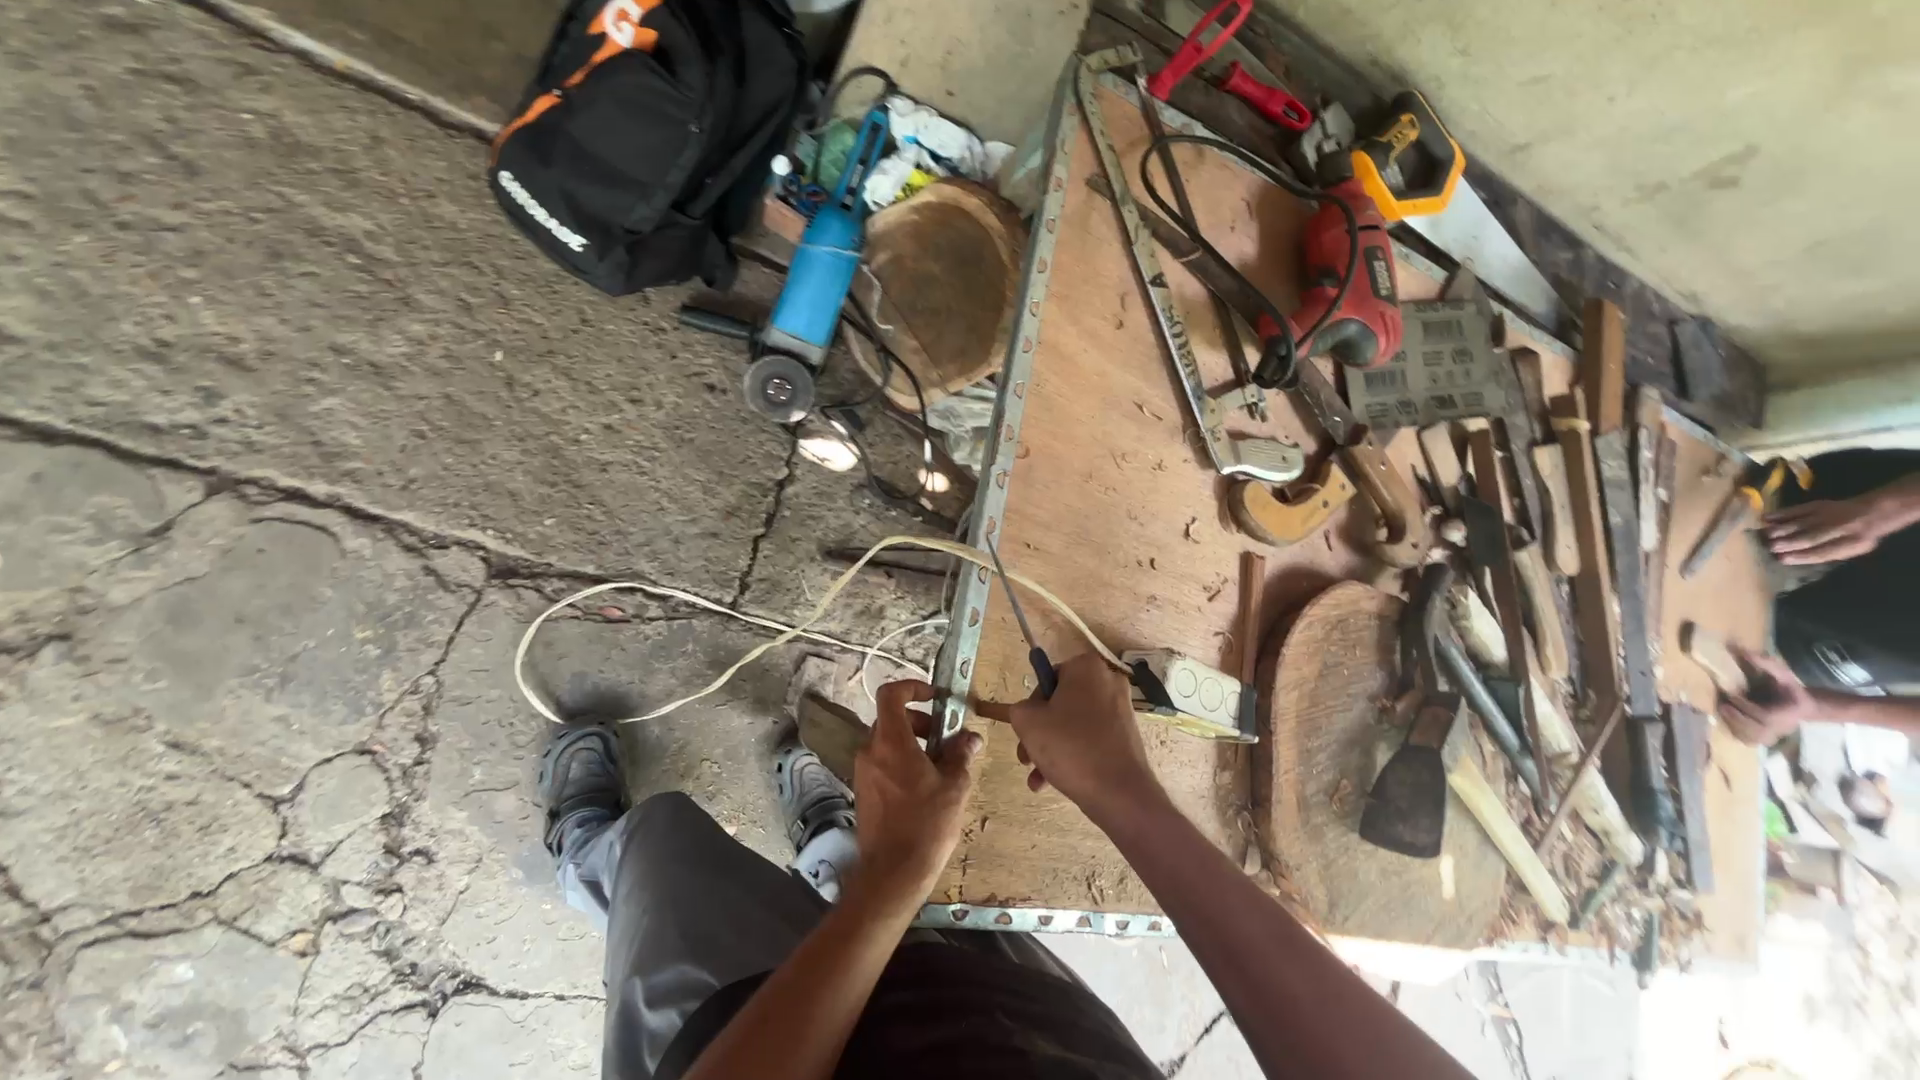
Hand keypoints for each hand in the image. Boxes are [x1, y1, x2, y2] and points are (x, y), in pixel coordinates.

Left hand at [850, 680, 981, 908]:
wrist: (893, 872)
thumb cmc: (926, 825)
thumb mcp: (954, 786)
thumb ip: (960, 755)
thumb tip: (970, 738)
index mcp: (891, 742)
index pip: (890, 694)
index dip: (912, 687)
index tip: (935, 697)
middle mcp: (870, 751)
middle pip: (891, 718)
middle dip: (920, 720)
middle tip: (944, 739)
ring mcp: (863, 772)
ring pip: (887, 742)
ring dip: (912, 742)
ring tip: (939, 765)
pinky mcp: (863, 791)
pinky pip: (882, 763)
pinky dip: (902, 761)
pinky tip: (924, 786)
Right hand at [974, 653, 1164, 828]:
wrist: (1119, 792)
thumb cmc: (1069, 747)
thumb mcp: (1028, 723)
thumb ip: (1019, 709)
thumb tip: (1028, 713)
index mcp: (1086, 667)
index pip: (1048, 677)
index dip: (1032, 705)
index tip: (1027, 728)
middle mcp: (1108, 682)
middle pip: (1061, 704)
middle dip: (1040, 732)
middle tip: (1027, 756)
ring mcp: (1121, 710)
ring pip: (1074, 725)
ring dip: (1051, 749)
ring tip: (1037, 778)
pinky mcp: (1127, 736)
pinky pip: (1091, 739)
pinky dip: (1072, 755)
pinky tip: (1052, 783)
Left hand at [1719, 645, 1818, 745]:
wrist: (1803, 705)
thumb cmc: (1789, 689)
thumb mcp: (1782, 674)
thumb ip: (1766, 663)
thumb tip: (1741, 650)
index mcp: (1791, 712)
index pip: (1766, 716)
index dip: (1747, 708)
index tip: (1732, 696)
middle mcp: (1784, 727)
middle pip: (1759, 730)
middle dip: (1738, 718)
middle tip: (1723, 706)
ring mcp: (1775, 734)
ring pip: (1753, 738)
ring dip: (1735, 725)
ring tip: (1724, 711)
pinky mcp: (1766, 738)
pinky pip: (1750, 741)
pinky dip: (1737, 733)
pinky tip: (1730, 721)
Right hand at [1764, 496, 1903, 564]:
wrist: (1874, 512)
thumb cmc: (1858, 536)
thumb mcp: (1852, 548)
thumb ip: (1826, 553)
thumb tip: (1789, 557)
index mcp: (1853, 543)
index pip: (1824, 552)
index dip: (1803, 556)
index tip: (1782, 559)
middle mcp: (1841, 528)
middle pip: (1810, 537)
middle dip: (1790, 542)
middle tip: (1769, 547)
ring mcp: (1828, 514)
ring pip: (1801, 523)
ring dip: (1781, 529)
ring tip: (1764, 535)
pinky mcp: (1818, 504)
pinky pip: (1796, 509)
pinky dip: (1780, 514)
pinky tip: (1765, 519)